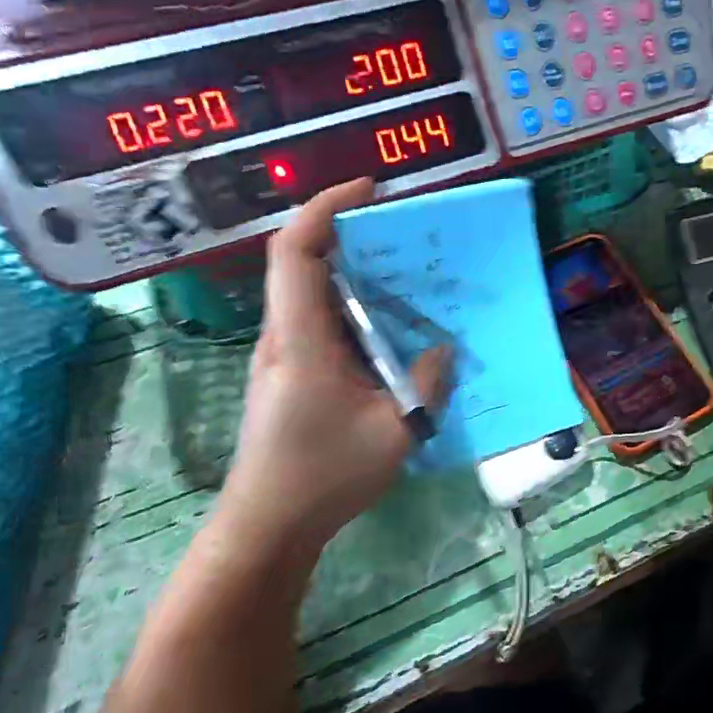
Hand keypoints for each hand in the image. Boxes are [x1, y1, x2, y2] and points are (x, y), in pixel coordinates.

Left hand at [221, 178, 450, 550]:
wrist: (269, 523)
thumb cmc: (325, 476)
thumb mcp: (393, 432)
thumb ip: (425, 384)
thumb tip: (442, 350)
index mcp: (301, 340)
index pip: (296, 252)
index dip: (325, 208)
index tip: (368, 189)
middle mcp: (285, 336)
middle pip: (305, 263)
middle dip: (351, 235)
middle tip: (406, 234)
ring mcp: (285, 355)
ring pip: (315, 294)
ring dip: (357, 276)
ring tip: (409, 279)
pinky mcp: (293, 374)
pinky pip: (324, 325)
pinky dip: (357, 312)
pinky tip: (393, 333)